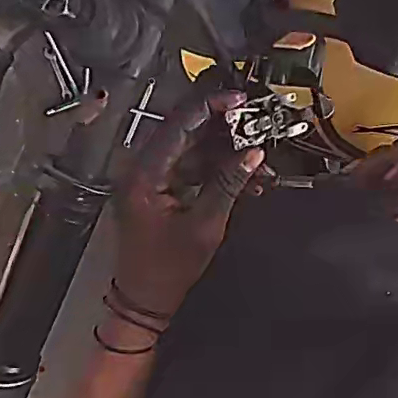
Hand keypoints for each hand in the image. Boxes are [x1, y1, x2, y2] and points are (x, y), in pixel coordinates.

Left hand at [110, 91, 264, 320]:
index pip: (178, 125)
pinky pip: (189, 168)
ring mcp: (150, 179)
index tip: (239, 100)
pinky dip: (214, 169)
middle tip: (254, 122)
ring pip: (190, 150)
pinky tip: (242, 174)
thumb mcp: (205, 225)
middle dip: (222, 127)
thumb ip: (228, 184)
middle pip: (184, 132)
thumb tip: (253, 153)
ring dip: (223, 151)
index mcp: (144, 174)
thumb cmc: (168, 268)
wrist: (145, 298)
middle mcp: (141, 169)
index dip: (210, 107)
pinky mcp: (159, 190)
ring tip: (255, 155)